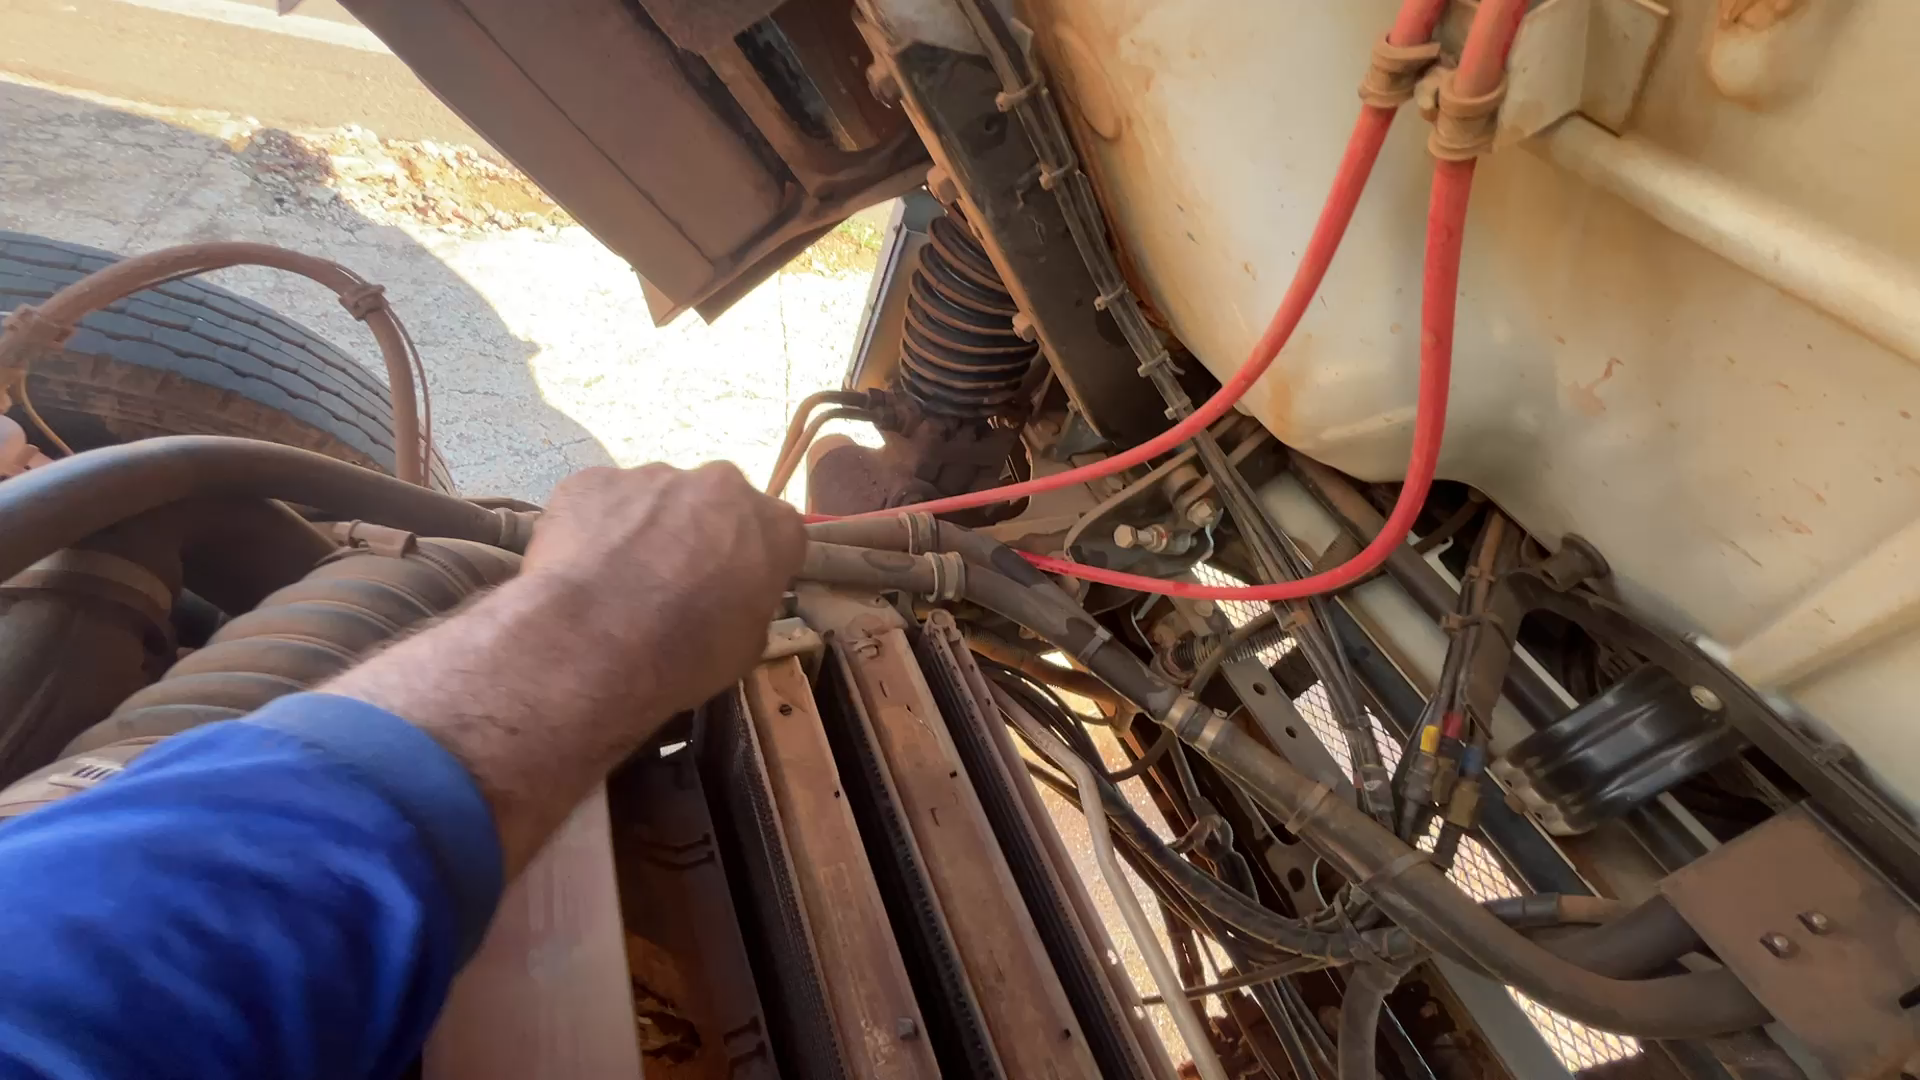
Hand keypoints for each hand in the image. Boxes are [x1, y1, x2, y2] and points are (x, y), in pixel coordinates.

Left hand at [520, 462, 806, 713]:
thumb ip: (749, 604)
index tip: (736, 588)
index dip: (755, 562)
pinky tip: (584, 569)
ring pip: (659, 498)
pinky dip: (598, 528)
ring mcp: (657, 475)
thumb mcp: (748, 645)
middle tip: (677, 582)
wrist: (595, 646)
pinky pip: (604, 500)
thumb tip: (731, 600)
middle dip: (703, 534)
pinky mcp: (595, 480)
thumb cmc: (689, 654)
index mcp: (776, 525)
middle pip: (719, 504)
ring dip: (650, 528)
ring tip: (621, 580)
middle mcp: (723, 485)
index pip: (778, 535)